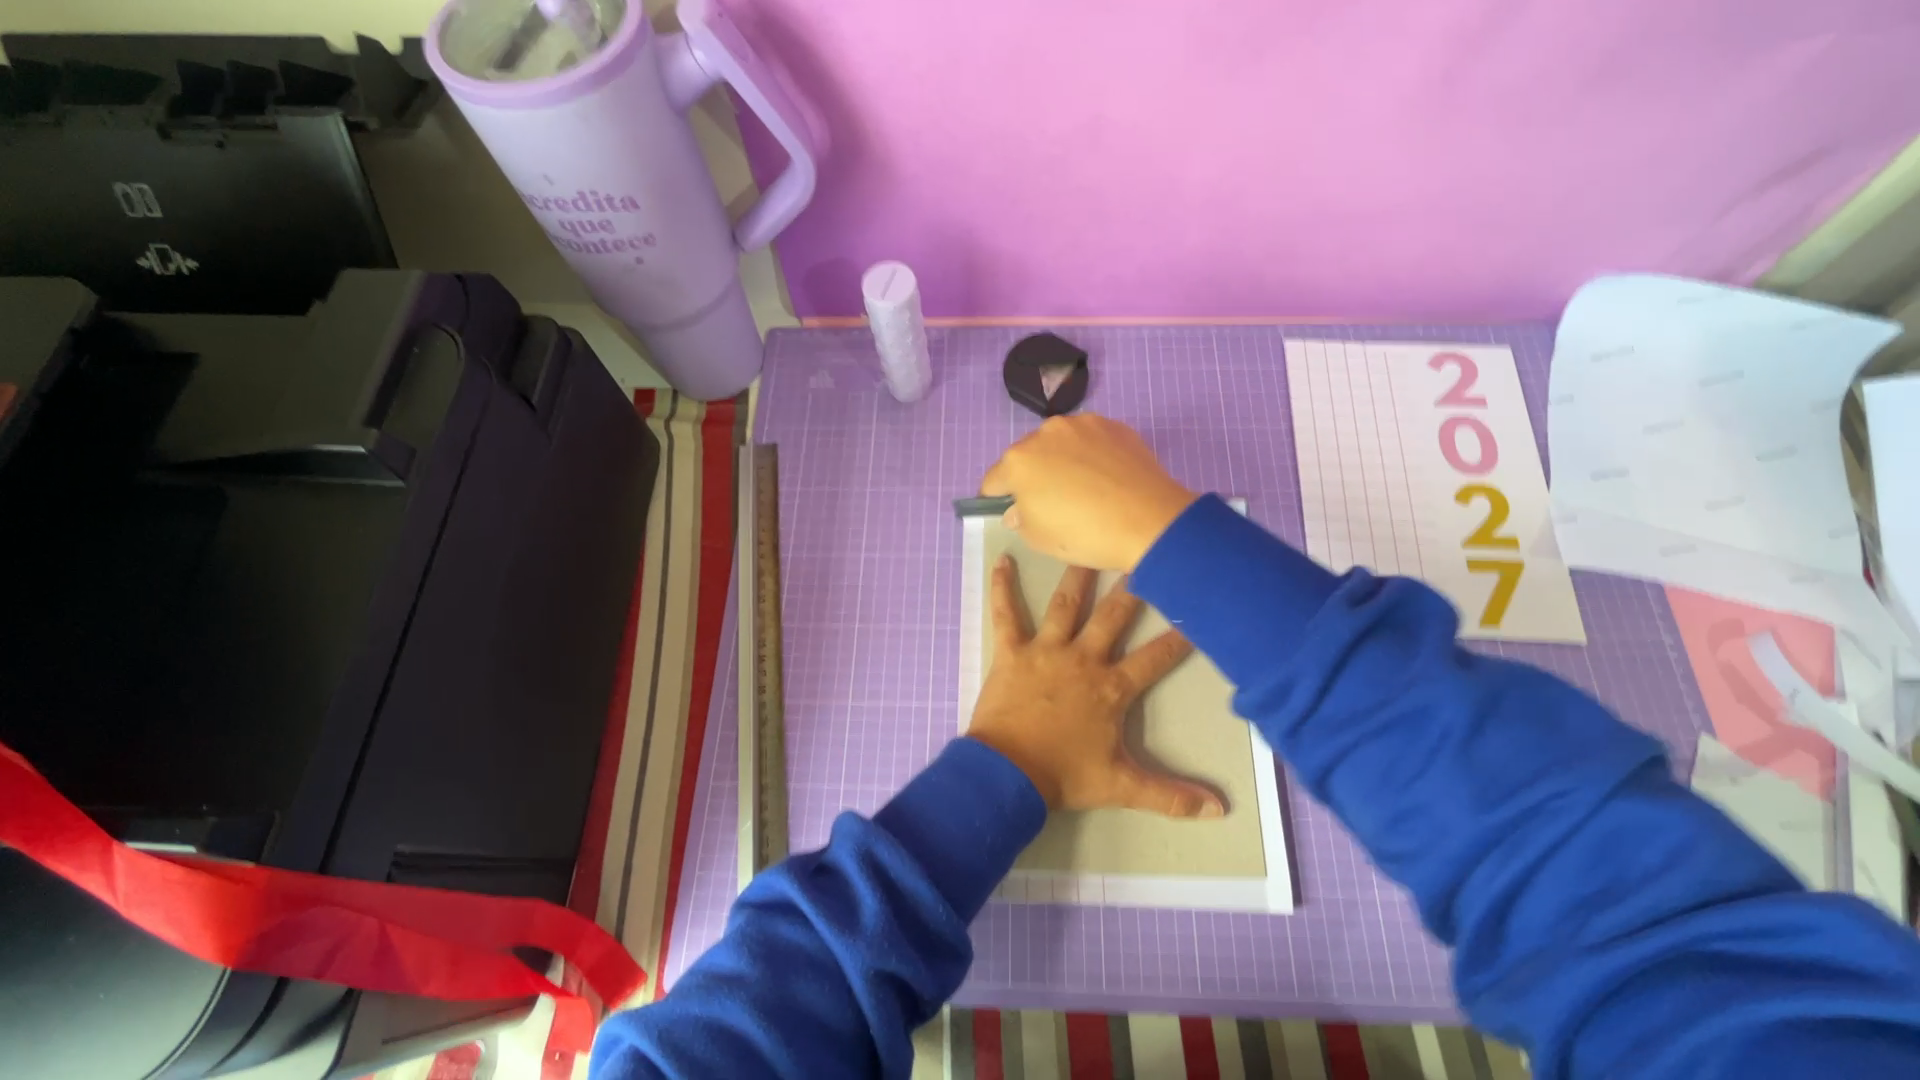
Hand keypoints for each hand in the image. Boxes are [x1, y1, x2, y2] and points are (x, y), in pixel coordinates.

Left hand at [967, 557, 1224, 817]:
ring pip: (1066, 605)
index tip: (1199, 612)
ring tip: (1086, 546)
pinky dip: (1002, 589)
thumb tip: (1220, 812)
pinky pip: (1005, 615)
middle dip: (1132, 587)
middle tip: (1144, 554)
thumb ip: (1170, 797)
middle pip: (1113, 617)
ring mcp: (1046, 651)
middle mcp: (1083, 659)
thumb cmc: (1064, 776)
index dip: (1179, 636)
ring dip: (1077, 575)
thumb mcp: (1122, 786)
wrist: (1008, 774)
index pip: (1155, 658)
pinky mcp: (1012, 653)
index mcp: (1111, 688)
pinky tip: (1002, 562)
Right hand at [980, 414, 1198, 571]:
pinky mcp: (1114, 426)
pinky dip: (1092, 455)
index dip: (997, 498)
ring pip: (1060, 443)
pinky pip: (1091, 440)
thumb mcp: (1039, 539)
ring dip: (1062, 460)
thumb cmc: (1085, 534)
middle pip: (1027, 456)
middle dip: (1032, 475)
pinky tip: (1106, 478)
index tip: (1010, 511)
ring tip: (1084, 488)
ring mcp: (1082, 425)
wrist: (1150, 521)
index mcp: (1018, 461)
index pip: (993, 480)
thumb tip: (1018, 510)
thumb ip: (1020, 519)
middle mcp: (1046, 433)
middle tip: (1052, 502)